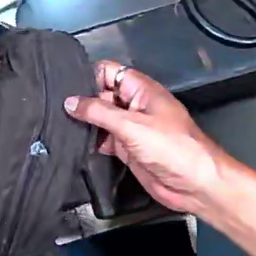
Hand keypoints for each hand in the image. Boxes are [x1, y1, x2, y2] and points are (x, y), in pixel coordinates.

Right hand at [64, 61, 234, 216]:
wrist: (195, 184)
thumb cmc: (175, 149)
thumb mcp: (131, 125)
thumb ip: (98, 112)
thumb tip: (72, 102)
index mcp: (141, 90)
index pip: (109, 72)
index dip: (89, 76)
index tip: (67, 87)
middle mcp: (135, 106)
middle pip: (102, 95)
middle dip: (83, 101)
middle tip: (60, 109)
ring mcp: (132, 127)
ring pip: (101, 119)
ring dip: (86, 123)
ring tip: (63, 126)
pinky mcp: (128, 148)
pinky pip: (104, 140)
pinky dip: (92, 142)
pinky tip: (78, 145)